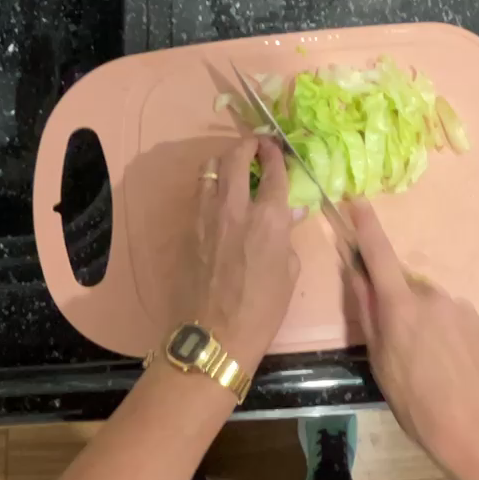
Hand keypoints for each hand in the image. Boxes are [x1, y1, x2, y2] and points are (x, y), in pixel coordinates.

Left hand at [185, 137, 299, 368]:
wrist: (215, 335)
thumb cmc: (263, 309)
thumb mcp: (288, 271)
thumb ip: (286, 235)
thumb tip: (289, 213)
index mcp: (268, 218)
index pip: (273, 171)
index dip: (276, 154)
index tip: (277, 147)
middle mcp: (236, 207)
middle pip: (236, 157)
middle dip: (248, 144)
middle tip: (256, 145)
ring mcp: (207, 215)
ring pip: (210, 168)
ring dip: (224, 160)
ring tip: (234, 165)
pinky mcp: (189, 227)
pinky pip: (200, 193)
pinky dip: (211, 184)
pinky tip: (220, 194)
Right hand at [345, 200, 478, 474]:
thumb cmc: (420, 407)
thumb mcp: (380, 365)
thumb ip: (367, 315)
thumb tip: (356, 275)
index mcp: (401, 305)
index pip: (379, 253)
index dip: (365, 225)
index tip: (357, 199)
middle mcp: (433, 296)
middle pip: (404, 289)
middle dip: (396, 308)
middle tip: (397, 352)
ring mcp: (461, 309)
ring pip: (430, 308)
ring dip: (422, 326)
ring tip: (428, 371)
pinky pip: (451, 321)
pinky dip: (444, 338)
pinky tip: (450, 371)